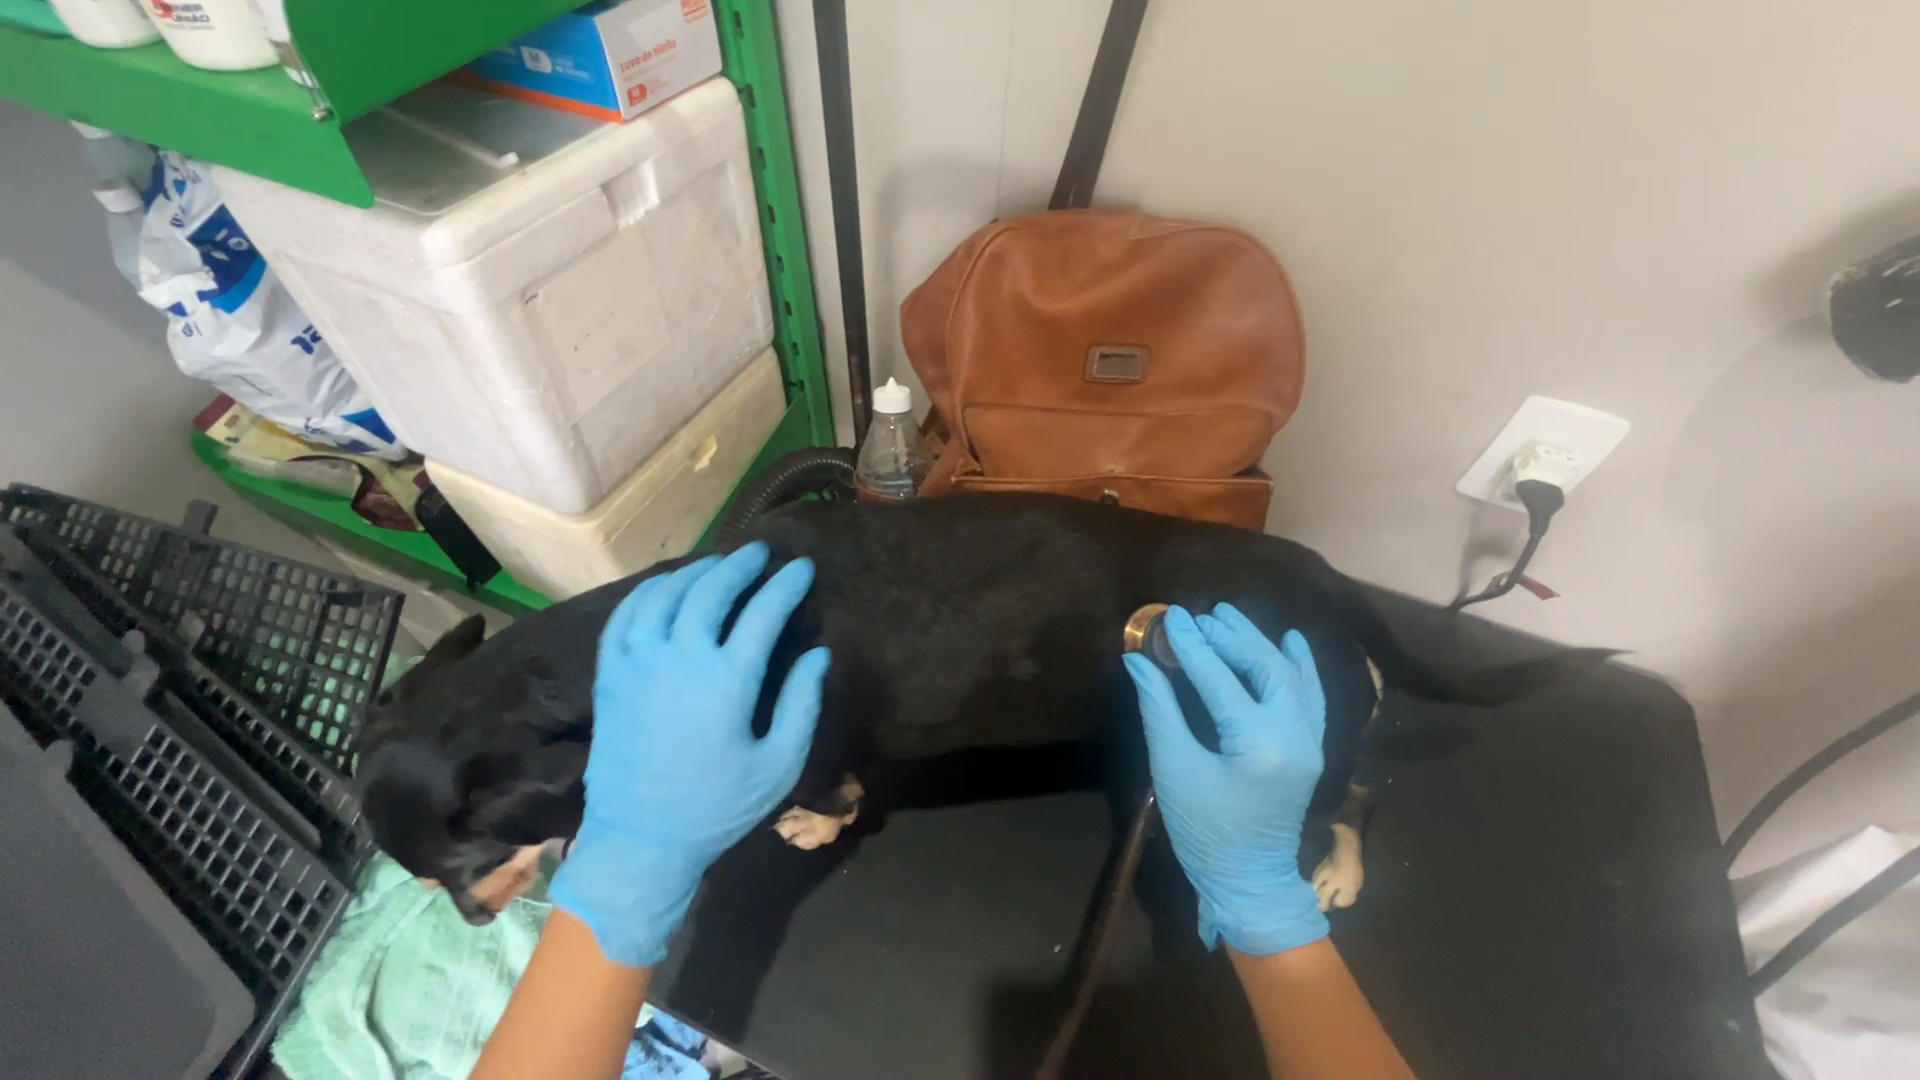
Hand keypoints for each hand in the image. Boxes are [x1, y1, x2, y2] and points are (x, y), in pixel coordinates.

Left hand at [550, 543, 829, 966]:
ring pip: (666, 595)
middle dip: (740, 565)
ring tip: (718, 564)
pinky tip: (666, 585)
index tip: (803, 567)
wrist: (640, 841)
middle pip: (712, 591)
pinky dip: (648, 592)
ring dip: (696, 572)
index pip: (763, 613)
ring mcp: (639, 664)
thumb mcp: (778, 764)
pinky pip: (627, 616)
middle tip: (760, 552)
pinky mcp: (611, 676)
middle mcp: (680, 660)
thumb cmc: (718, 807)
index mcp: (727, 682)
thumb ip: (801, 705)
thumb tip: (819, 654)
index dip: (786, 585)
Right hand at [1123, 603, 1328, 954]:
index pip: (1220, 678)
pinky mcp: (1310, 748)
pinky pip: (1311, 697)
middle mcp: (1295, 735)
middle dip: (1231, 637)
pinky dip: (1300, 666)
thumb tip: (1138, 660)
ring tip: (1230, 616)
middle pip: (1264, 668)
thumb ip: (1159, 708)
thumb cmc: (1203, 829)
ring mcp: (1310, 741)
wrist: (1247, 879)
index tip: (1172, 616)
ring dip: (1260, 643)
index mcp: (1259, 743)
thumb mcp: (1173, 768)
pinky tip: (1290, 640)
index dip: (1192, 645)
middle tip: (1201, 615)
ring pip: (1289, 677)